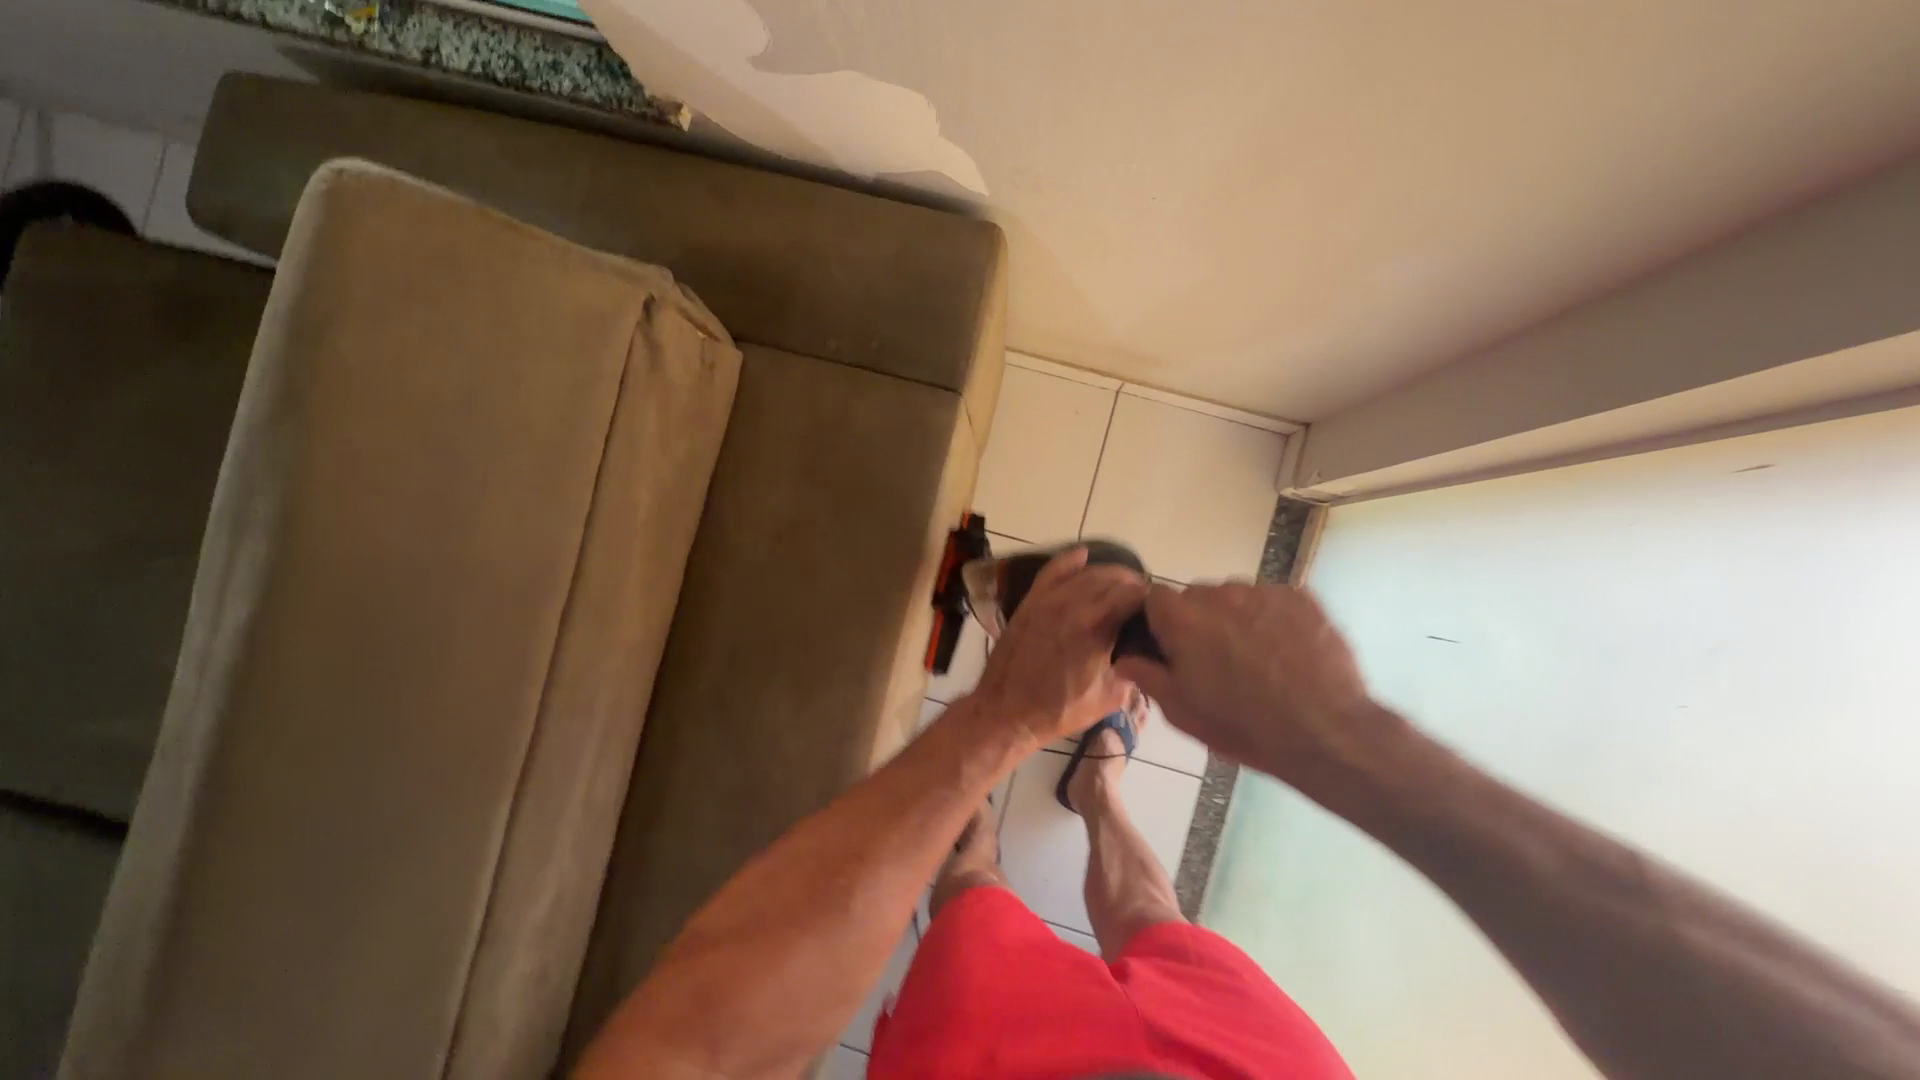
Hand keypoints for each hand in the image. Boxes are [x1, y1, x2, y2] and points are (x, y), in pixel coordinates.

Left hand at [969, 548, 1150, 746]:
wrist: (1006, 712)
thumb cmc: (1059, 710)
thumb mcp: (1109, 697)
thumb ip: (1133, 670)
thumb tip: (1144, 654)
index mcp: (1096, 627)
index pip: (1134, 596)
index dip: (1150, 601)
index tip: (1157, 611)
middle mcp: (1074, 605)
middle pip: (1112, 579)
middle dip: (1131, 585)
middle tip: (1141, 600)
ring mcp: (1049, 600)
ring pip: (1085, 573)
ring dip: (1107, 575)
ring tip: (1119, 584)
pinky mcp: (1030, 602)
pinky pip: (1052, 571)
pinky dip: (1070, 561)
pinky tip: (1083, 555)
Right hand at [1114, 583, 1398, 787]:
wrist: (1325, 732)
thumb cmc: (1243, 726)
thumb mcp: (1183, 711)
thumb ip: (1148, 677)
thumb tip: (1124, 659)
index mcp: (1183, 618)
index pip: (1154, 598)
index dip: (1159, 623)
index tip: (1170, 649)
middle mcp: (1221, 593)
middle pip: (1197, 597)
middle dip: (1199, 621)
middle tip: (1215, 661)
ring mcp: (1264, 591)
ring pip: (1236, 597)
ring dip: (1235, 618)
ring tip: (1256, 659)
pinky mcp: (1302, 596)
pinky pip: (1273, 600)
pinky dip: (1272, 619)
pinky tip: (1285, 653)